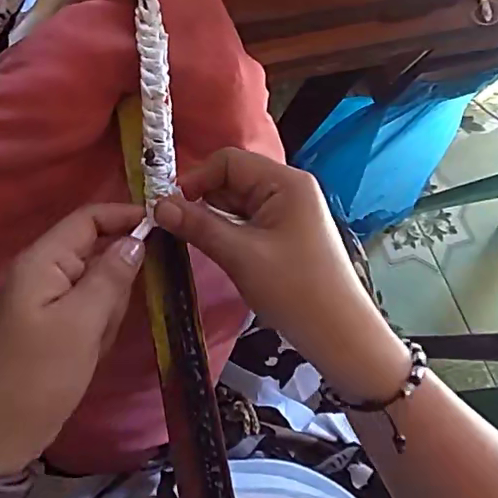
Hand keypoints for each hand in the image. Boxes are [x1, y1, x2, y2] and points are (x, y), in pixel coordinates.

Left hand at [0, 203, 145, 473]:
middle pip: (99, 251)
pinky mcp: (58, 322)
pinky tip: (91, 352)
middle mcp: (45, 271)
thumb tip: (138, 239)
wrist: (3, 433)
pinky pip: (93, 310)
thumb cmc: (40, 375)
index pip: (88, 218)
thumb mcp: (82, 323)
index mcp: (43, 260)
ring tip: (96, 342)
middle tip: (110, 318)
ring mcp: (51, 298)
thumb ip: (111, 277)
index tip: (165, 227)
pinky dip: (101, 327)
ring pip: (101, 284)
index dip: (125, 216)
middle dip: (117, 281)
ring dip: (110, 310)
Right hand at [155, 149, 408, 401]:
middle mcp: (287, 188)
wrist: (340, 336)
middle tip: (170, 224)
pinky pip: (245, 220)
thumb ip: (198, 226)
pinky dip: (224, 230)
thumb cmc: (295, 290)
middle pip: (231, 179)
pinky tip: (209, 246)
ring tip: (185, 236)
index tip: (167, 206)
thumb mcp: (241, 255)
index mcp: (284, 182)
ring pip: (235, 202)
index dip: (195, 178)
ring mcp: (287, 212)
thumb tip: (157, 205)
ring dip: (210, 216)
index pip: (228, 161)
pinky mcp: (283, 234)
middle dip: (200, 198)